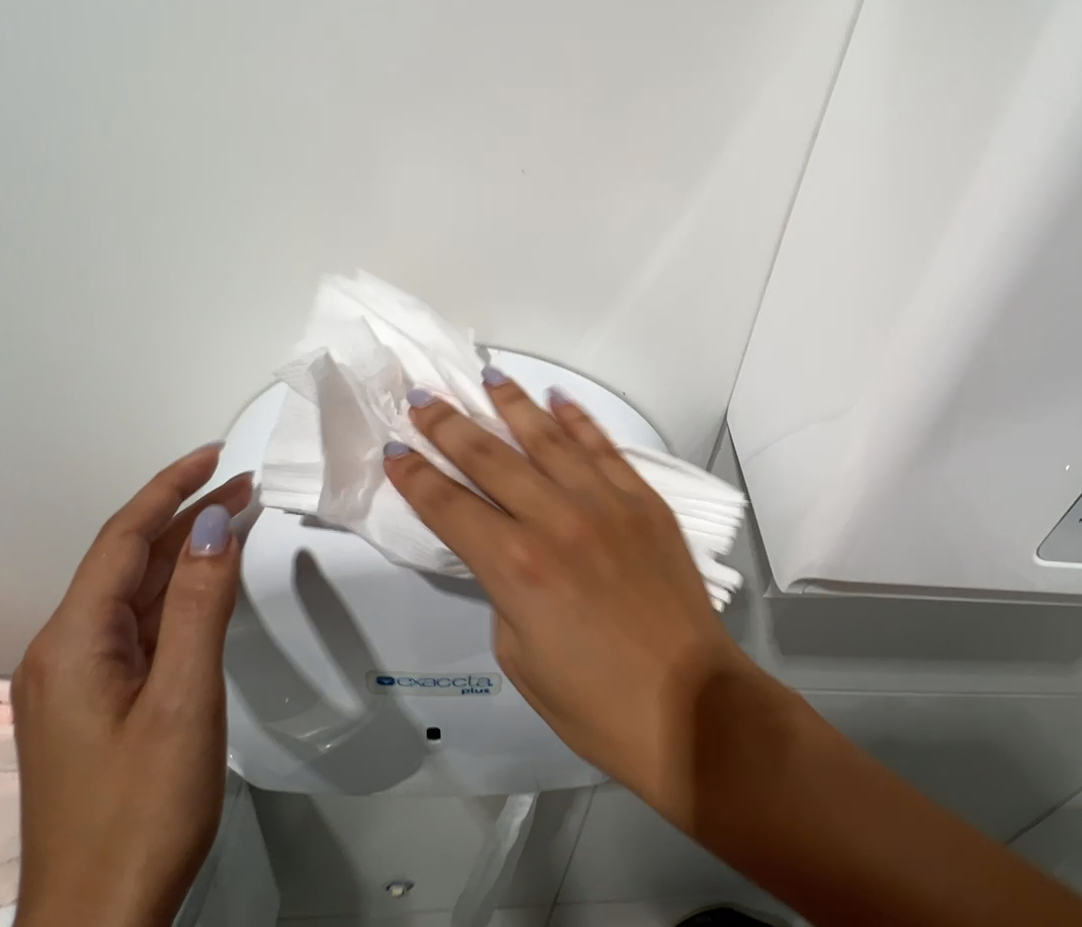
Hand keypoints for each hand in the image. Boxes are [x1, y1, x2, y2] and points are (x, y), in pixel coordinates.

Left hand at [12, 445, 253, 926]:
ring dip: (182, 553)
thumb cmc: (144, 807)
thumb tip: (213, 523)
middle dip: (183, 515)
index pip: (122, 540)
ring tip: (235, 519)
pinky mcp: (94, 704)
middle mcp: (63, 652)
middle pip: (125, 562)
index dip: (169, 489)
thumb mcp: (183, 697)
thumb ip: (197, 605)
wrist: (99, 912)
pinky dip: (174, 594)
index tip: (218, 454)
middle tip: (246, 483)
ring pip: (131, 594)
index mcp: (73, 643)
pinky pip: (135, 627)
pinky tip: (203, 588)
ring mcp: (76, 681)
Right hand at [384, 371, 763, 822]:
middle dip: (450, 427)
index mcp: (515, 566)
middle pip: (491, 459)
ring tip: (486, 378)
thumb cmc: (594, 703)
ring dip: (513, 406)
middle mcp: (557, 520)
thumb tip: (506, 554)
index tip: (392, 448)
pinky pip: (606, 450)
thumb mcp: (519, 656)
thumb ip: (505, 591)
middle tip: (421, 399)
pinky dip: (580, 421)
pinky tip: (558, 401)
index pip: (449, 507)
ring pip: (549, 440)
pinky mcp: (647, 503)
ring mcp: (608, 504)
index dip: (414, 476)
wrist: (689, 704)